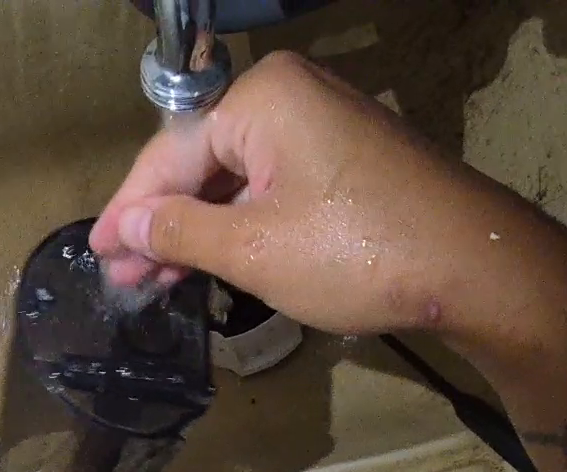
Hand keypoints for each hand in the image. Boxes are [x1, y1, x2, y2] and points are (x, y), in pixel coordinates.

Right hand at [90, 51, 536, 336]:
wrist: (470, 267)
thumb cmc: (353, 253)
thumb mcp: (251, 247)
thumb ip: (177, 231)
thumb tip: (121, 227)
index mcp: (261, 100)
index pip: (170, 156)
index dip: (127, 210)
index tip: (97, 252)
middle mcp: (287, 98)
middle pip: (198, 164)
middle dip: (158, 224)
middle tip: (123, 275)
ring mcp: (316, 128)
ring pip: (230, 181)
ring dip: (192, 232)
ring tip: (154, 278)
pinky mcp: (336, 162)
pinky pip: (264, 189)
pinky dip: (232, 228)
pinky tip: (204, 260)